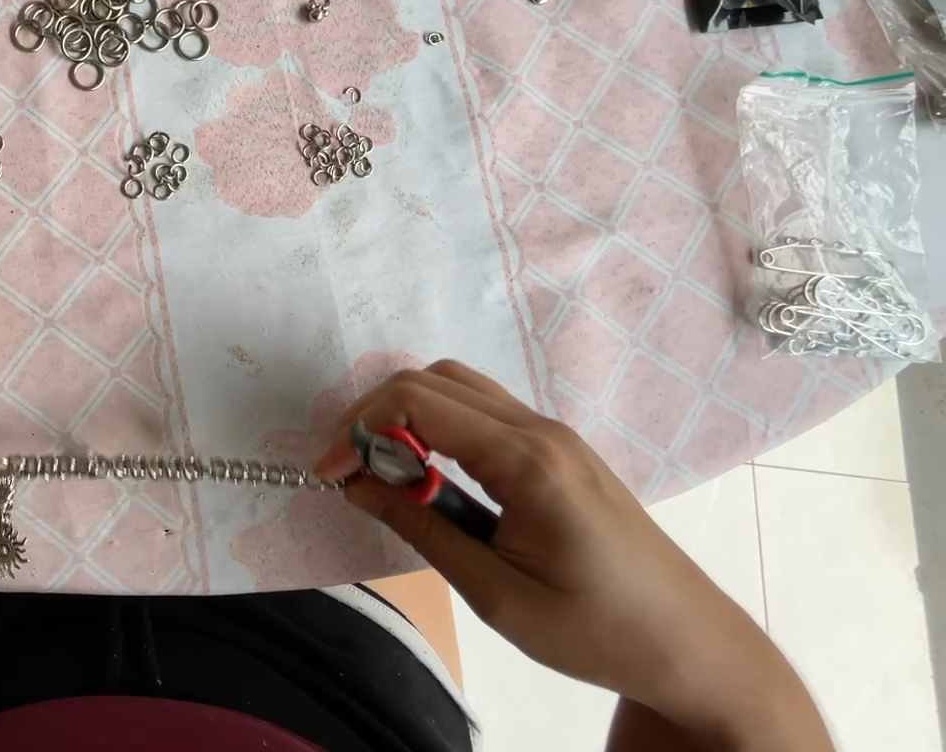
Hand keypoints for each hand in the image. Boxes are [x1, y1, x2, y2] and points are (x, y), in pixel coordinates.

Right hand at [314, 362, 830, 751]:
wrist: (701, 653)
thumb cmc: (598, 633)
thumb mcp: (495, 594)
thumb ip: (417, 527)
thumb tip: (353, 483)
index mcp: (528, 461)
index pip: (417, 402)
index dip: (359, 427)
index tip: (331, 473)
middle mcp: (539, 430)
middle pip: (430, 379)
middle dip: (373, 414)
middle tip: (349, 467)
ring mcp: (551, 434)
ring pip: (454, 385)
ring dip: (403, 413)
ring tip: (383, 465)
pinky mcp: (555, 449)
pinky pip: (477, 408)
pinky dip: (434, 421)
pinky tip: (427, 466)